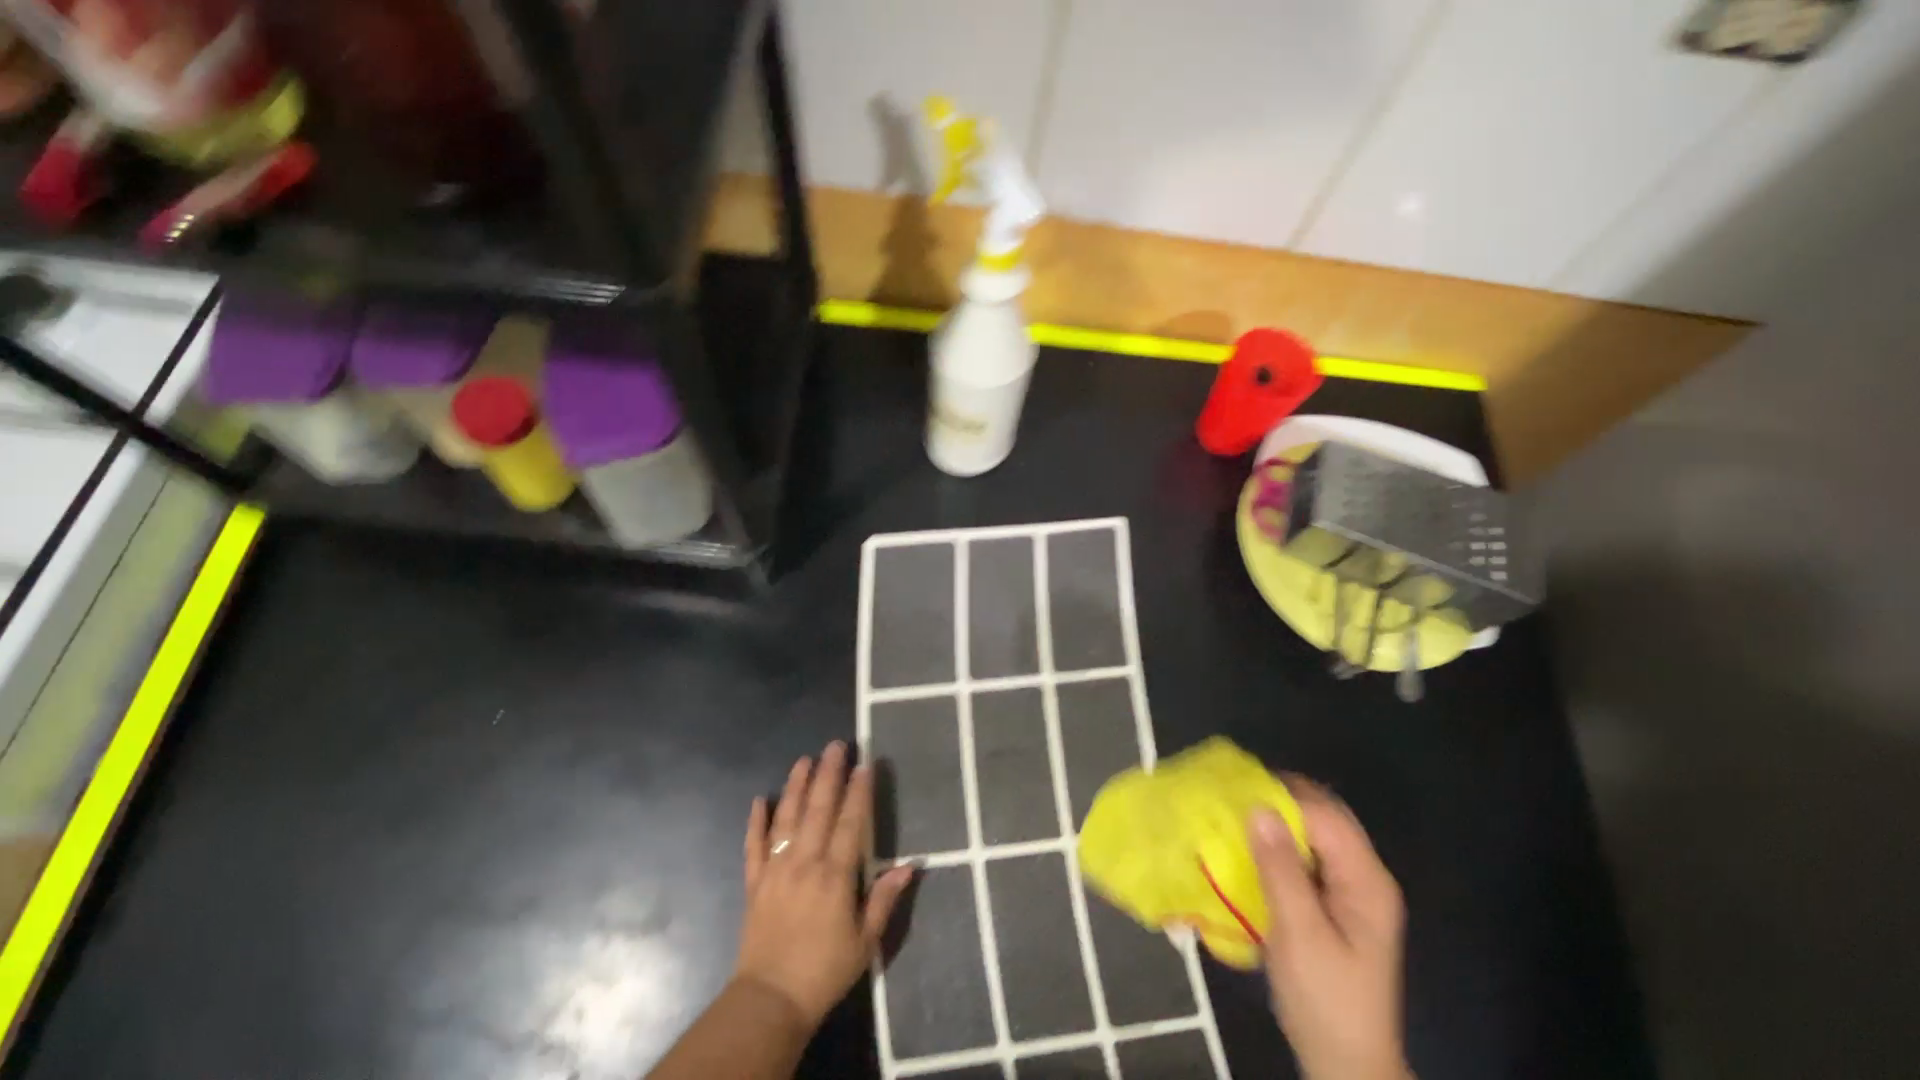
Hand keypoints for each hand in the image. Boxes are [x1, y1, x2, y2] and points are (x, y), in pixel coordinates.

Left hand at [734, 742, 914, 1029]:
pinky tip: (760, 799)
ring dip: (796, 787)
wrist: (771, 997)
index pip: (850, 823)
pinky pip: (754, 846)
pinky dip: (756, 821)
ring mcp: (775, 870)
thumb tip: (911, 865)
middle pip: (818, 810)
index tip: (864, 764)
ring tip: (804, 759)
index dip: (858, 792)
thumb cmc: (825, 970)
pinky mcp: (754, 883)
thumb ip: (884, 898)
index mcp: (835, 875)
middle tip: (836, 745)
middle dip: (828, 775)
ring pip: (786, 819)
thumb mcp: (866, 940)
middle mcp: (804, 863)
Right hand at [1250, 779, 1412, 1079]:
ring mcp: (1351, 896)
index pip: (1325, 816)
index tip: (1233, 788)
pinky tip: (1250, 858)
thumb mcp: (1299, 933)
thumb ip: (1280, 869)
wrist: (1347, 1064)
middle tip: (1229, 800)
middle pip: (1324, 821)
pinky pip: (1307, 864)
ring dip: (1277, 828)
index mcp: (1366, 880)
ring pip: (1314, 841)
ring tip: (1231, 822)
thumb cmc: (1326, 998)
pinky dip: (1279, 853)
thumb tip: (1258, 807)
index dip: (1282, 796)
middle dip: (1280, 804)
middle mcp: (1364, 879)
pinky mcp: (1335, 912)